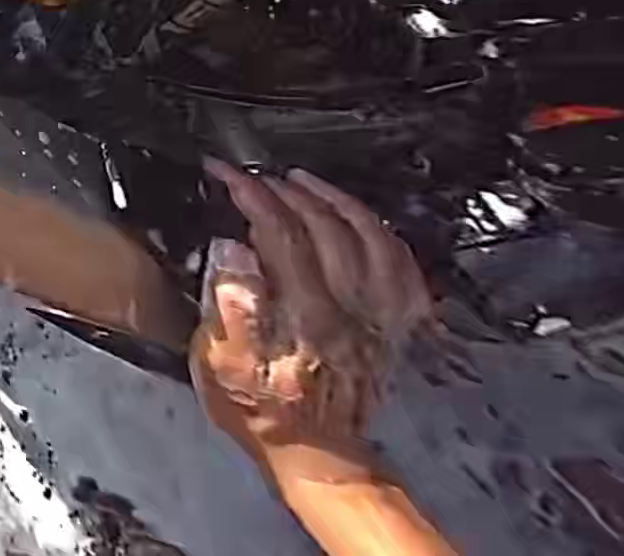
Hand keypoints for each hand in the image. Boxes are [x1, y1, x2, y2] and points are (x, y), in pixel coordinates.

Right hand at [192, 161, 431, 488]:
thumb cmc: (254, 402)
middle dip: (285, 190)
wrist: (311, 451)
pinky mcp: (391, 329)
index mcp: (304, 314)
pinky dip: (382, 238)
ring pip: (375, 244)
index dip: (251, 194)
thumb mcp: (220, 357)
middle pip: (328, 230)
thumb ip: (227, 302)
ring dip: (338, 203)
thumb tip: (230, 250)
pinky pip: (403, 273)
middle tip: (250, 173)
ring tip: (303, 180)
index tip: (223, 173)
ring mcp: (377, 320)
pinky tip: (360, 222)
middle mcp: (350, 311)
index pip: (281, 234)